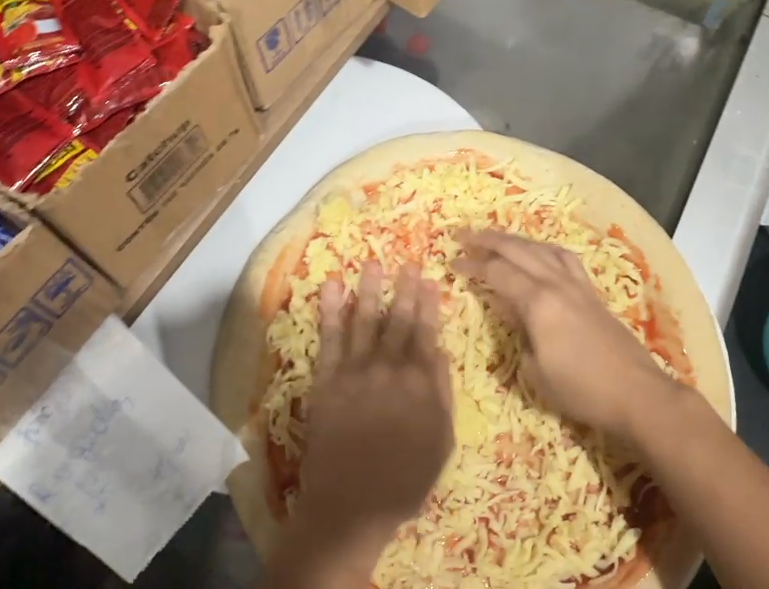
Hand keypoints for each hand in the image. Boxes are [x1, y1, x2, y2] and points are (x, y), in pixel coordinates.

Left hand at [293, 262, 453, 542]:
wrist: (352, 505)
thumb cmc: (404, 481)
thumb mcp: (441, 441)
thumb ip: (441, 392)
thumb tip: (440, 351)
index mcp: (420, 383)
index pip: (426, 333)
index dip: (428, 305)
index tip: (430, 280)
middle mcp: (389, 368)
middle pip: (398, 321)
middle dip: (404, 290)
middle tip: (407, 263)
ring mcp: (356, 371)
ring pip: (365, 320)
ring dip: (369, 290)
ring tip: (372, 263)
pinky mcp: (327, 380)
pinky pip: (329, 337)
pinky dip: (331, 310)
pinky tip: (333, 288)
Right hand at [453, 231, 678, 437]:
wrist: (637, 393)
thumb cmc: (582, 390)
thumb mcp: (536, 372)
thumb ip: (517, 338)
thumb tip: (512, 318)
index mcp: (537, 303)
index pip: (497, 273)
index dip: (472, 265)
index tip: (451, 262)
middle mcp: (556, 284)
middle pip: (518, 251)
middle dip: (488, 240)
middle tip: (464, 235)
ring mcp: (577, 285)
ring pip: (541, 249)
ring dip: (515, 240)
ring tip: (497, 239)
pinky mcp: (592, 293)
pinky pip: (563, 258)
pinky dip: (544, 249)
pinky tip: (539, 253)